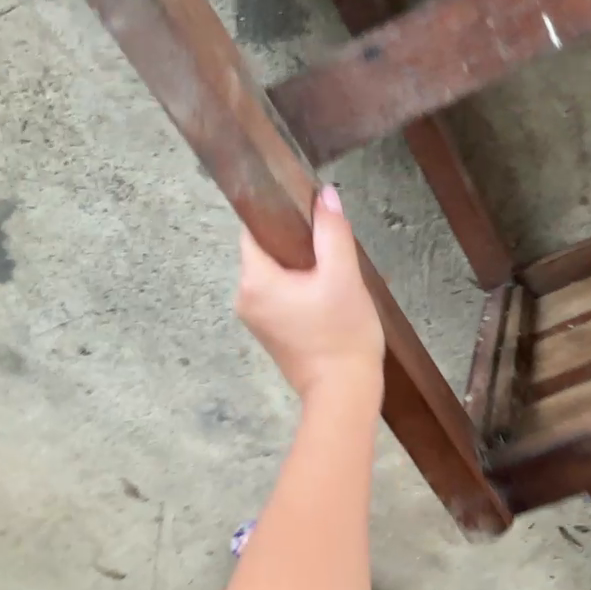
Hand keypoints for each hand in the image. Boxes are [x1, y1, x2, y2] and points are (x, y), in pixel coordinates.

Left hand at [235, 185, 384, 402]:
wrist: (345, 394)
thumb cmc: (343, 335)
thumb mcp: (344, 277)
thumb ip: (332, 232)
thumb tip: (324, 194)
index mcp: (254, 280)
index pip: (255, 229)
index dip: (282, 218)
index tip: (312, 220)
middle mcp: (245, 299)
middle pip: (268, 255)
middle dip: (300, 250)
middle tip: (336, 256)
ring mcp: (258, 322)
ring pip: (278, 279)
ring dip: (306, 274)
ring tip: (340, 282)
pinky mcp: (273, 338)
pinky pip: (284, 301)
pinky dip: (304, 295)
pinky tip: (332, 304)